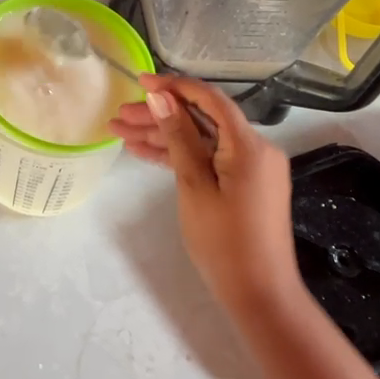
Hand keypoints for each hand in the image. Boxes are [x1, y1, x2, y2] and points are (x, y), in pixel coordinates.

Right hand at [109, 75, 300, 307]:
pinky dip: (179, 155)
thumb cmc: (224, 240)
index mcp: (249, 145)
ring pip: (201, 139)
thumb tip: (160, 97)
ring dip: (163, 135)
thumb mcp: (193, 184)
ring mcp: (250, 168)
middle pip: (202, 119)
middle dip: (159, 115)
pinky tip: (143, 152)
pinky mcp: (243, 185)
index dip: (174, 86)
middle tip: (119, 115)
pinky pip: (208, 159)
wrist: (260, 296)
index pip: (210, 100)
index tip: (139, 82)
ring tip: (120, 133)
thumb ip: (177, 136)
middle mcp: (255, 149)